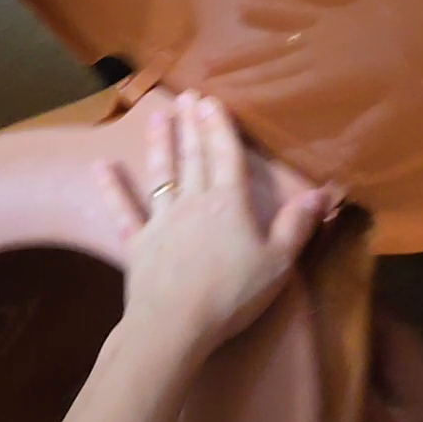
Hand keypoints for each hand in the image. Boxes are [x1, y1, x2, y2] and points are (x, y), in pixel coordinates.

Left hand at [95, 91, 329, 365]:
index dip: (219, 126)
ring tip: (159, 116)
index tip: (211, 99)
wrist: (175, 325)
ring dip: (161, 144)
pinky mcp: (138, 243)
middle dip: (192, 125)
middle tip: (187, 95)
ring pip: (162, 174)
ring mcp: (161, 221)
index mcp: (229, 204)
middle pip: (194, 157)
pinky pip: (123, 211)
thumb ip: (296, 226)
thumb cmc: (232, 294)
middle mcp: (193, 203)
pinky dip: (111, 189)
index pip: (225, 156)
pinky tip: (101, 167)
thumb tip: (321, 193)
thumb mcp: (277, 263)